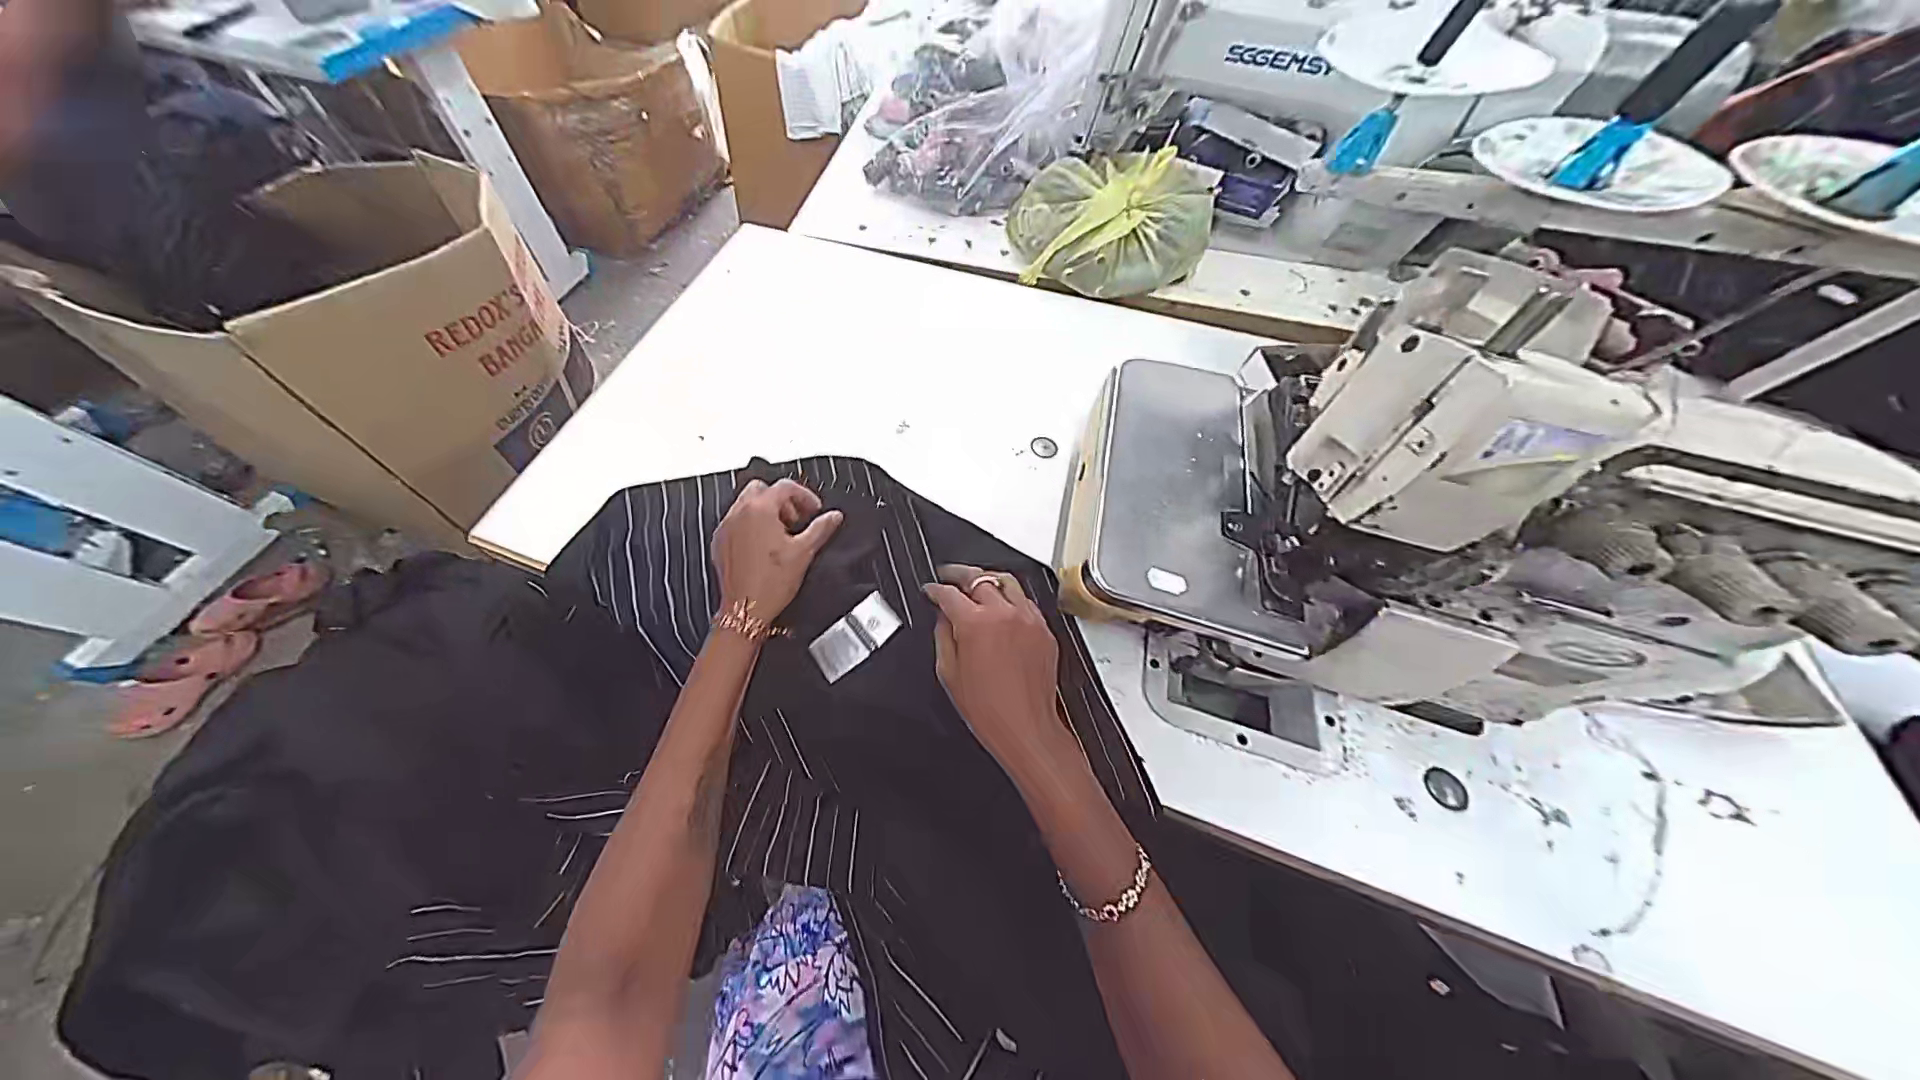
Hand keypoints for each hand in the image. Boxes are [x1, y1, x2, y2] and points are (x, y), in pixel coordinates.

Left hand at [712, 479, 842, 619]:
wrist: (745, 609)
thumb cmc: (770, 583)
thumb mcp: (804, 552)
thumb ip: (821, 528)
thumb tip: (833, 517)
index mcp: (759, 510)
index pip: (785, 487)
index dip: (805, 496)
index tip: (814, 510)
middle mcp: (738, 514)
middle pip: (762, 489)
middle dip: (783, 500)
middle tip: (797, 518)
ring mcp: (726, 528)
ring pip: (747, 503)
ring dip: (766, 511)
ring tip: (782, 533)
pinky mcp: (720, 542)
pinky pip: (736, 522)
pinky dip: (751, 525)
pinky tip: (765, 545)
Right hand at [923, 564, 1081, 780]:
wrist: (1026, 727)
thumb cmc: (990, 709)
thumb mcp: (949, 673)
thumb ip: (943, 636)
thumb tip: (943, 618)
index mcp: (976, 624)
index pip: (949, 593)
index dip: (935, 589)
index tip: (930, 591)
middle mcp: (1005, 615)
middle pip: (979, 578)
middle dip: (958, 574)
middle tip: (948, 576)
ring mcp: (1028, 620)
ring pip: (1007, 582)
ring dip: (987, 579)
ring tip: (976, 583)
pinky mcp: (1044, 630)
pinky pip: (1026, 601)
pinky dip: (1011, 597)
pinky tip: (1003, 605)